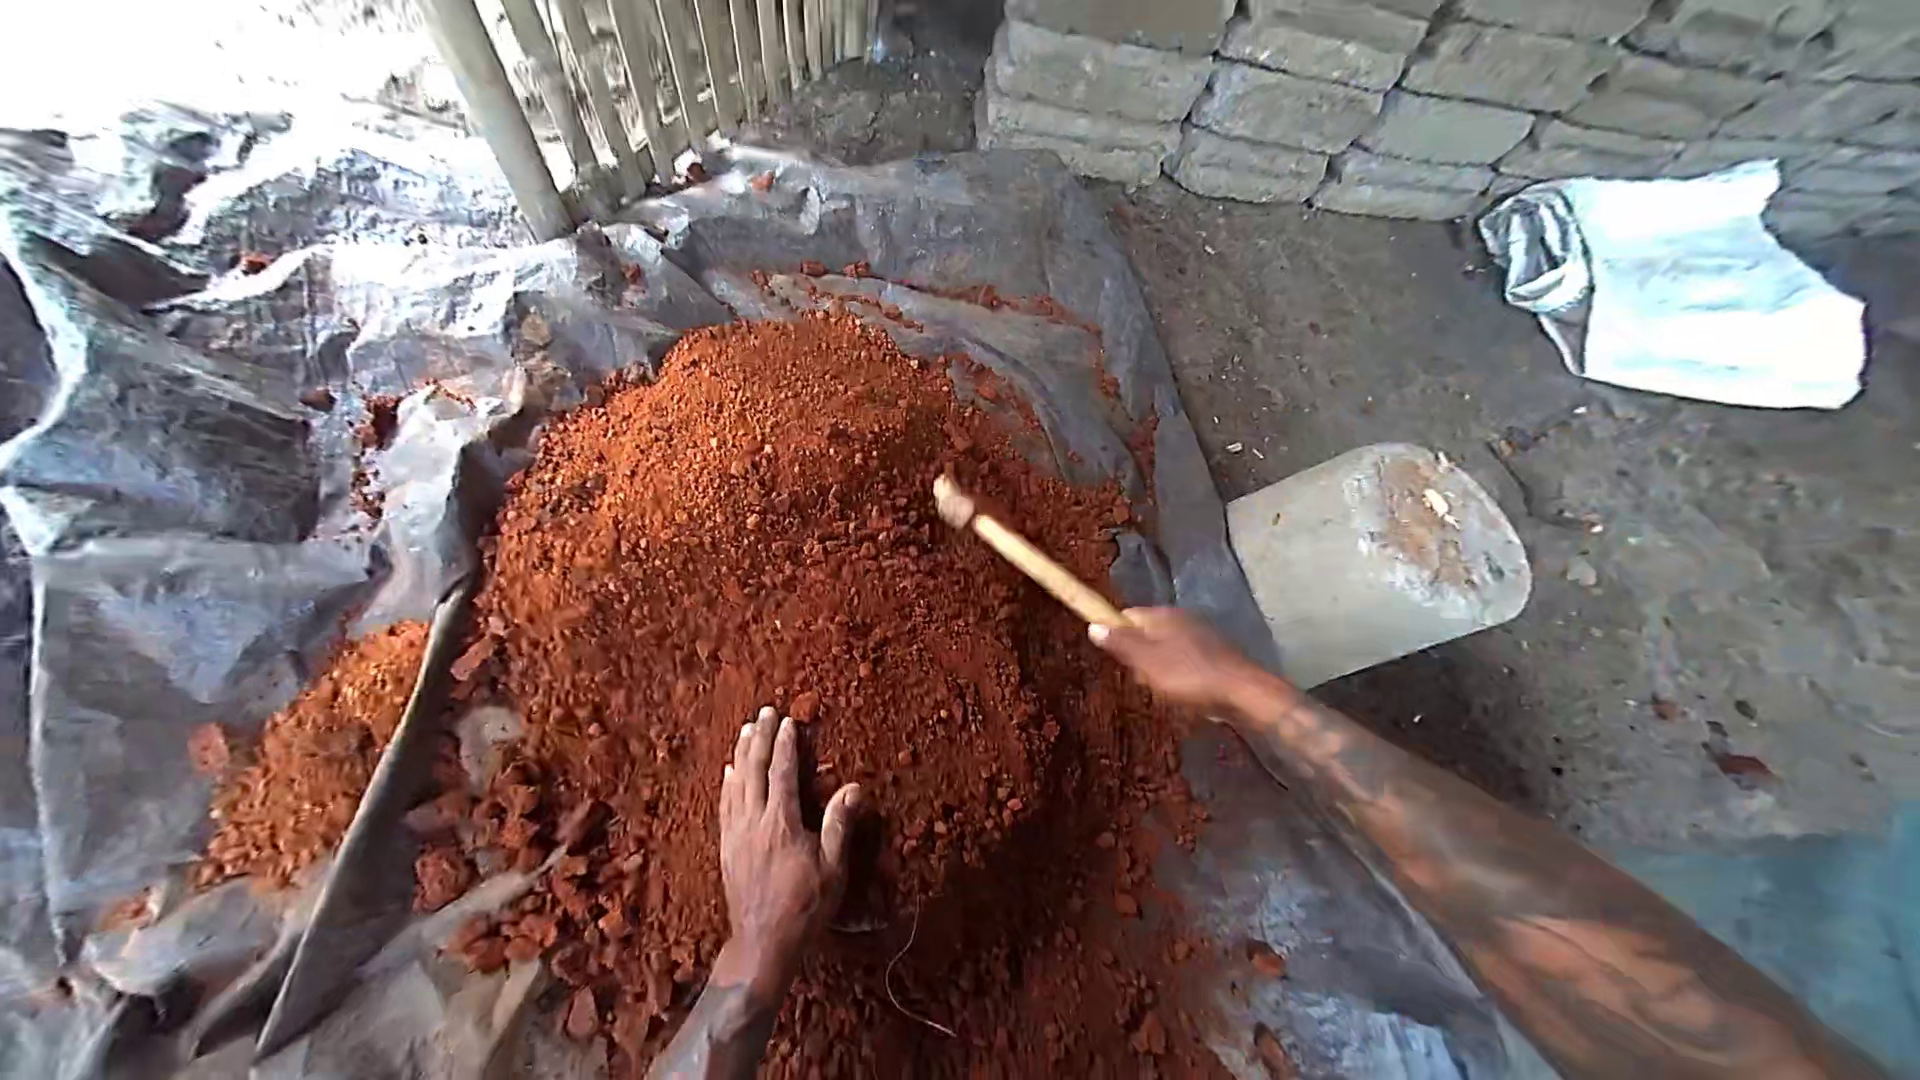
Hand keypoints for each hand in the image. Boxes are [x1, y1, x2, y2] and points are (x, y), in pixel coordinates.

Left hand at [713, 707, 861, 995]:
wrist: (761, 946)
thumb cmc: (804, 907)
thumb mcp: (832, 869)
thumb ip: (839, 826)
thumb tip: (853, 787)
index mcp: (781, 824)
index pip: (782, 773)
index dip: (784, 745)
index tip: (787, 721)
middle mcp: (754, 823)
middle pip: (754, 770)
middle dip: (759, 738)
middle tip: (763, 712)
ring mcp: (736, 835)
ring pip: (736, 784)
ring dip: (741, 754)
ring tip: (745, 730)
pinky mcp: (727, 848)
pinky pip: (724, 805)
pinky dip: (727, 783)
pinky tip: (729, 772)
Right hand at [1089, 608, 1281, 713]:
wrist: (1243, 693)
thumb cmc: (1189, 675)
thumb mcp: (1146, 661)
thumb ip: (1120, 643)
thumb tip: (1092, 626)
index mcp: (1163, 615)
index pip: (1127, 615)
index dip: (1117, 635)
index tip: (1118, 658)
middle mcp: (1181, 618)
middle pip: (1145, 633)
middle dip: (1139, 656)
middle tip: (1142, 678)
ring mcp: (1199, 636)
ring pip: (1165, 649)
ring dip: (1158, 669)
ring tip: (1164, 689)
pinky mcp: (1213, 655)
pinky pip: (1184, 661)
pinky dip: (1179, 675)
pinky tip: (1183, 692)